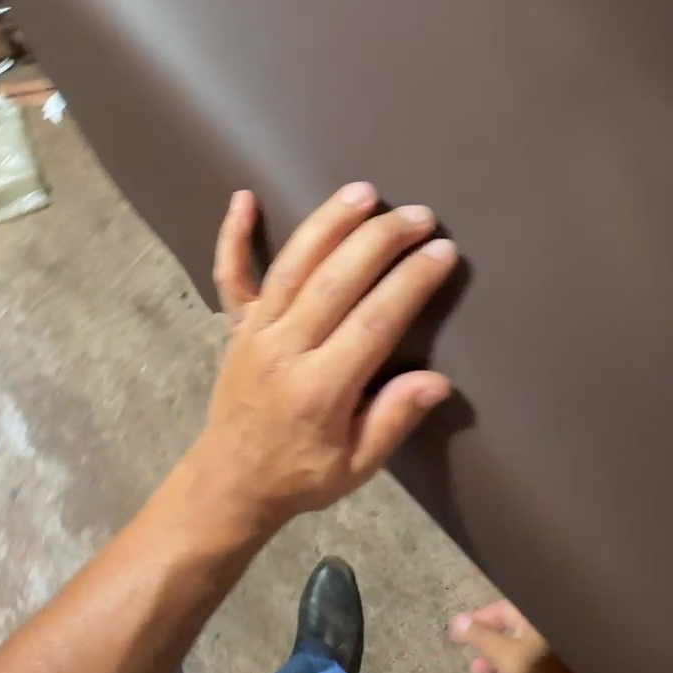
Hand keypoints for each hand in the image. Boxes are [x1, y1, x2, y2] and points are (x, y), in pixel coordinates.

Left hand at [180, 182, 457, 537]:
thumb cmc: (300, 474)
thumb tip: (438, 381)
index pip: (373, 321)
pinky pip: (230, 275)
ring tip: (362, 192)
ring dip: (327, 223)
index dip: (411, 282)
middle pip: (334, 281)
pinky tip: (243, 198)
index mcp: (320, 389)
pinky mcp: (235, 324)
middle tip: (419, 215)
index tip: (442, 251)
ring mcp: (254, 331)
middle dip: (380, 241)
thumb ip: (393, 421)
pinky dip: (233, 236)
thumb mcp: (356, 467)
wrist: (230, 479)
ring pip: (291, 266)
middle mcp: (284, 349)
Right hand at [450, 601, 602, 672]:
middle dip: (487, 648)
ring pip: (521, 649)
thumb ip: (480, 636)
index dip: (476, 622)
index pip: (498, 610)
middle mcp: (545, 625)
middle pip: (509, 630)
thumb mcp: (505, 656)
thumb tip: (456, 619)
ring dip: (500, 663)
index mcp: (533, 614)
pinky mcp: (563, 668)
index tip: (458, 635)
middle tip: (474, 666)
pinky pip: (534, 662)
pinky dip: (518, 671)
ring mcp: (556, 647)